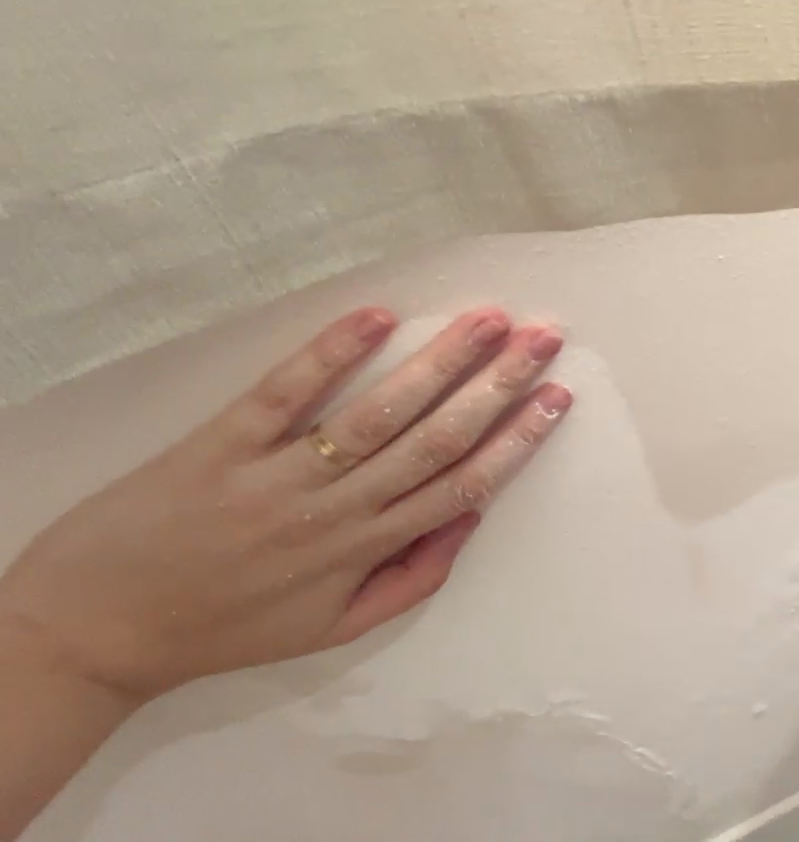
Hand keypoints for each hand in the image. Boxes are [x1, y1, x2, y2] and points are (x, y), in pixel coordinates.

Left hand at [0, 307, 571, 703]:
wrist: (84, 636)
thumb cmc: (225, 629)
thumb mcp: (334, 628)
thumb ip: (414, 578)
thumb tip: (474, 518)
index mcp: (367, 549)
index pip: (464, 485)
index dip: (519, 438)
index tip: (558, 397)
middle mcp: (335, 511)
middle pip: (436, 438)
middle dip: (499, 384)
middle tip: (544, 338)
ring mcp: (277, 478)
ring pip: (378, 413)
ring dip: (440, 362)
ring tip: (489, 319)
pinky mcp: (218, 449)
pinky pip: (282, 396)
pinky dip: (329, 355)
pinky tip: (377, 317)